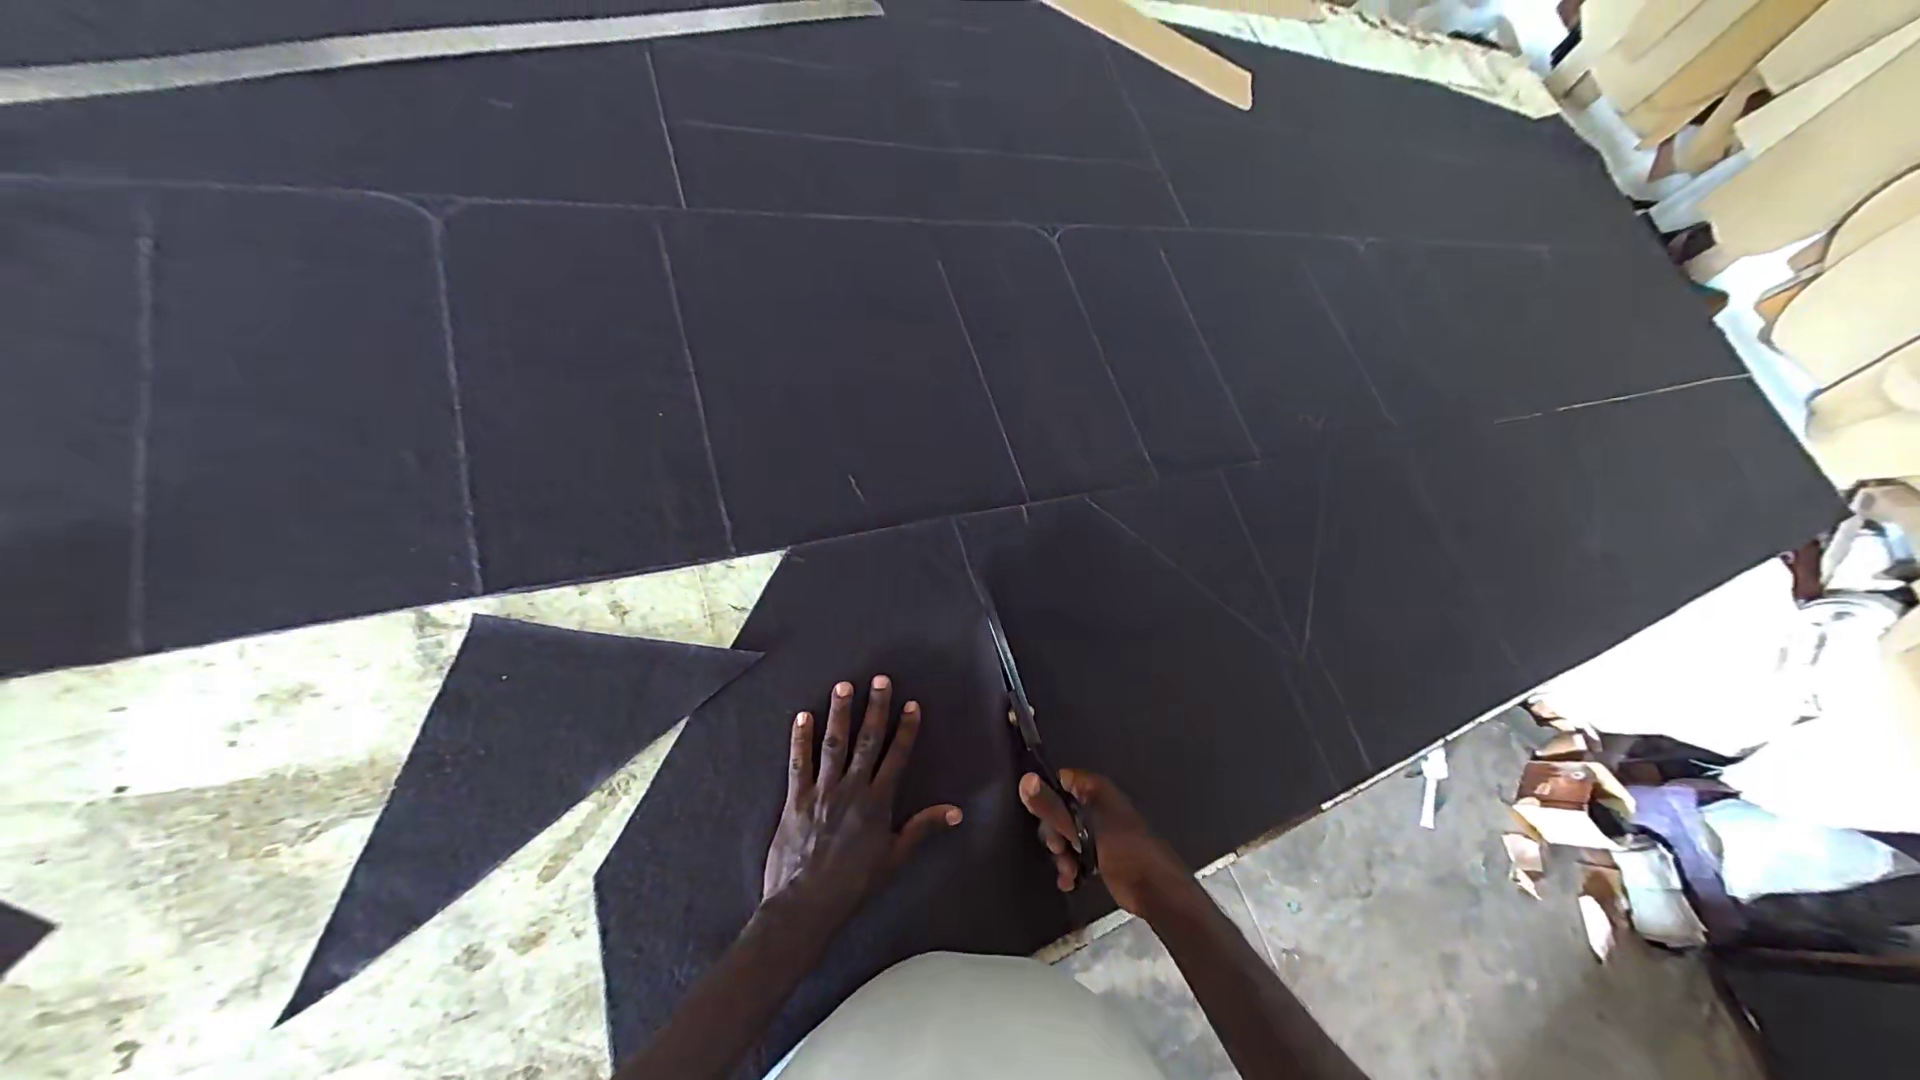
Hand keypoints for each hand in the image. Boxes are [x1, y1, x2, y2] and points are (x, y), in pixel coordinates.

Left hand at [763, 676, 962, 924]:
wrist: (807, 904)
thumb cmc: (854, 884)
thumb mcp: (895, 858)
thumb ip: (922, 829)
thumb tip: (956, 812)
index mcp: (878, 802)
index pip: (896, 756)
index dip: (905, 729)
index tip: (911, 704)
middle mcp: (852, 789)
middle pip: (867, 741)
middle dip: (875, 708)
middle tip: (880, 679)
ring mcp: (822, 791)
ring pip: (834, 744)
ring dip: (839, 713)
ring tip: (843, 685)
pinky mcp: (796, 799)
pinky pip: (799, 763)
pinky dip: (800, 739)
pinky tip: (803, 716)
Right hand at [1020, 769, 1191, 917]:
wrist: (1156, 890)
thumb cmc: (1124, 850)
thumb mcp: (1083, 828)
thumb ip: (1051, 807)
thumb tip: (1026, 781)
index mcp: (1096, 790)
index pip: (1060, 780)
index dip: (1046, 795)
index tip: (1040, 814)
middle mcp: (1096, 806)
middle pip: (1058, 811)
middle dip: (1055, 834)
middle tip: (1059, 848)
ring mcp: (1098, 831)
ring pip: (1065, 836)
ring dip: (1061, 855)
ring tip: (1068, 870)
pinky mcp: (1099, 855)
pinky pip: (1075, 855)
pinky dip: (1070, 867)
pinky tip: (1071, 880)